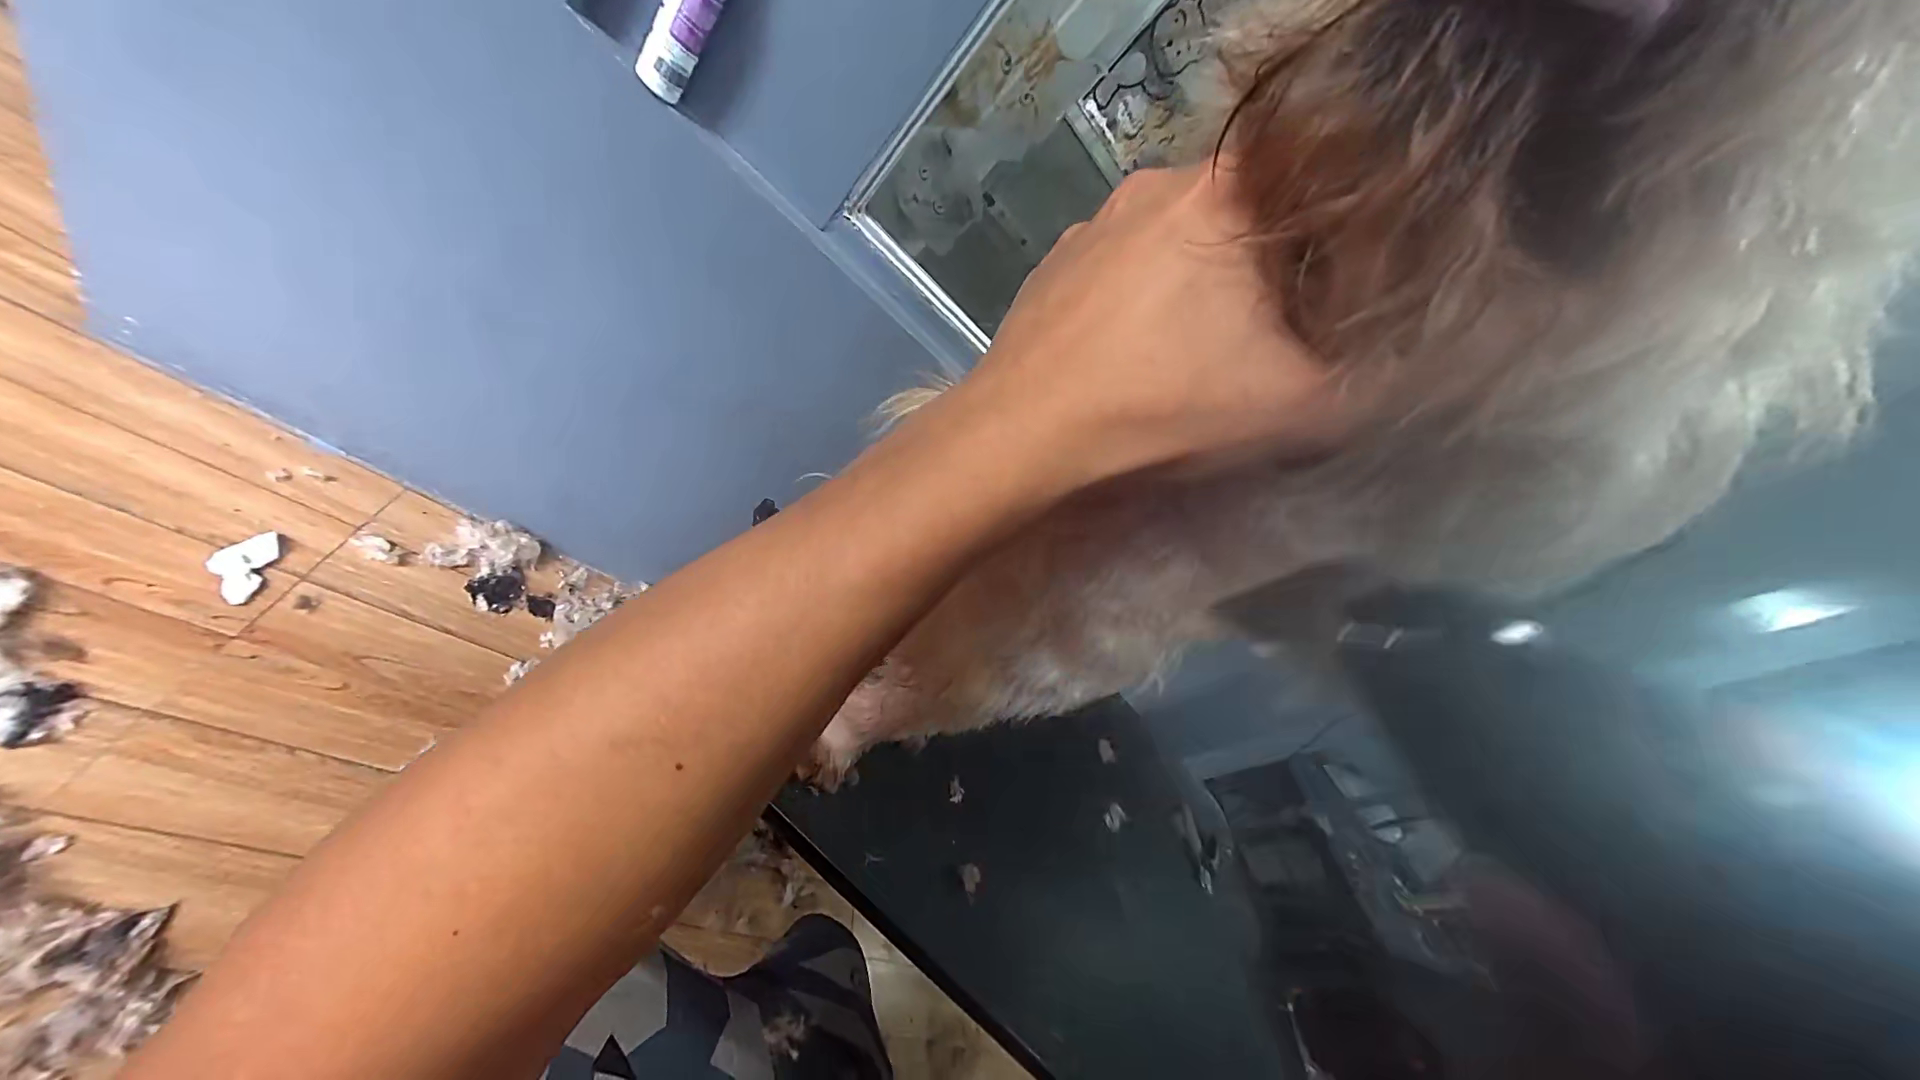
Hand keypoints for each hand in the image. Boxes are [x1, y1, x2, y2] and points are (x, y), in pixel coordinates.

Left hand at [948, 162, 1346, 490]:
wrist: (1025, 430)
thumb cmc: (1158, 403)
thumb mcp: (1290, 403)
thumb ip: (1364, 377)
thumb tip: (1387, 364)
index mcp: (1222, 191)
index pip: (1314, 186)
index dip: (1332, 245)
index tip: (1323, 301)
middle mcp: (1152, 186)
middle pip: (1237, 216)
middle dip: (1258, 271)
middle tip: (1257, 334)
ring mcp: (1091, 223)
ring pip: (1170, 242)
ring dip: (1191, 286)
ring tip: (1186, 348)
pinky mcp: (1052, 264)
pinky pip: (1117, 269)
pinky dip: (1134, 298)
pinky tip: (1127, 348)